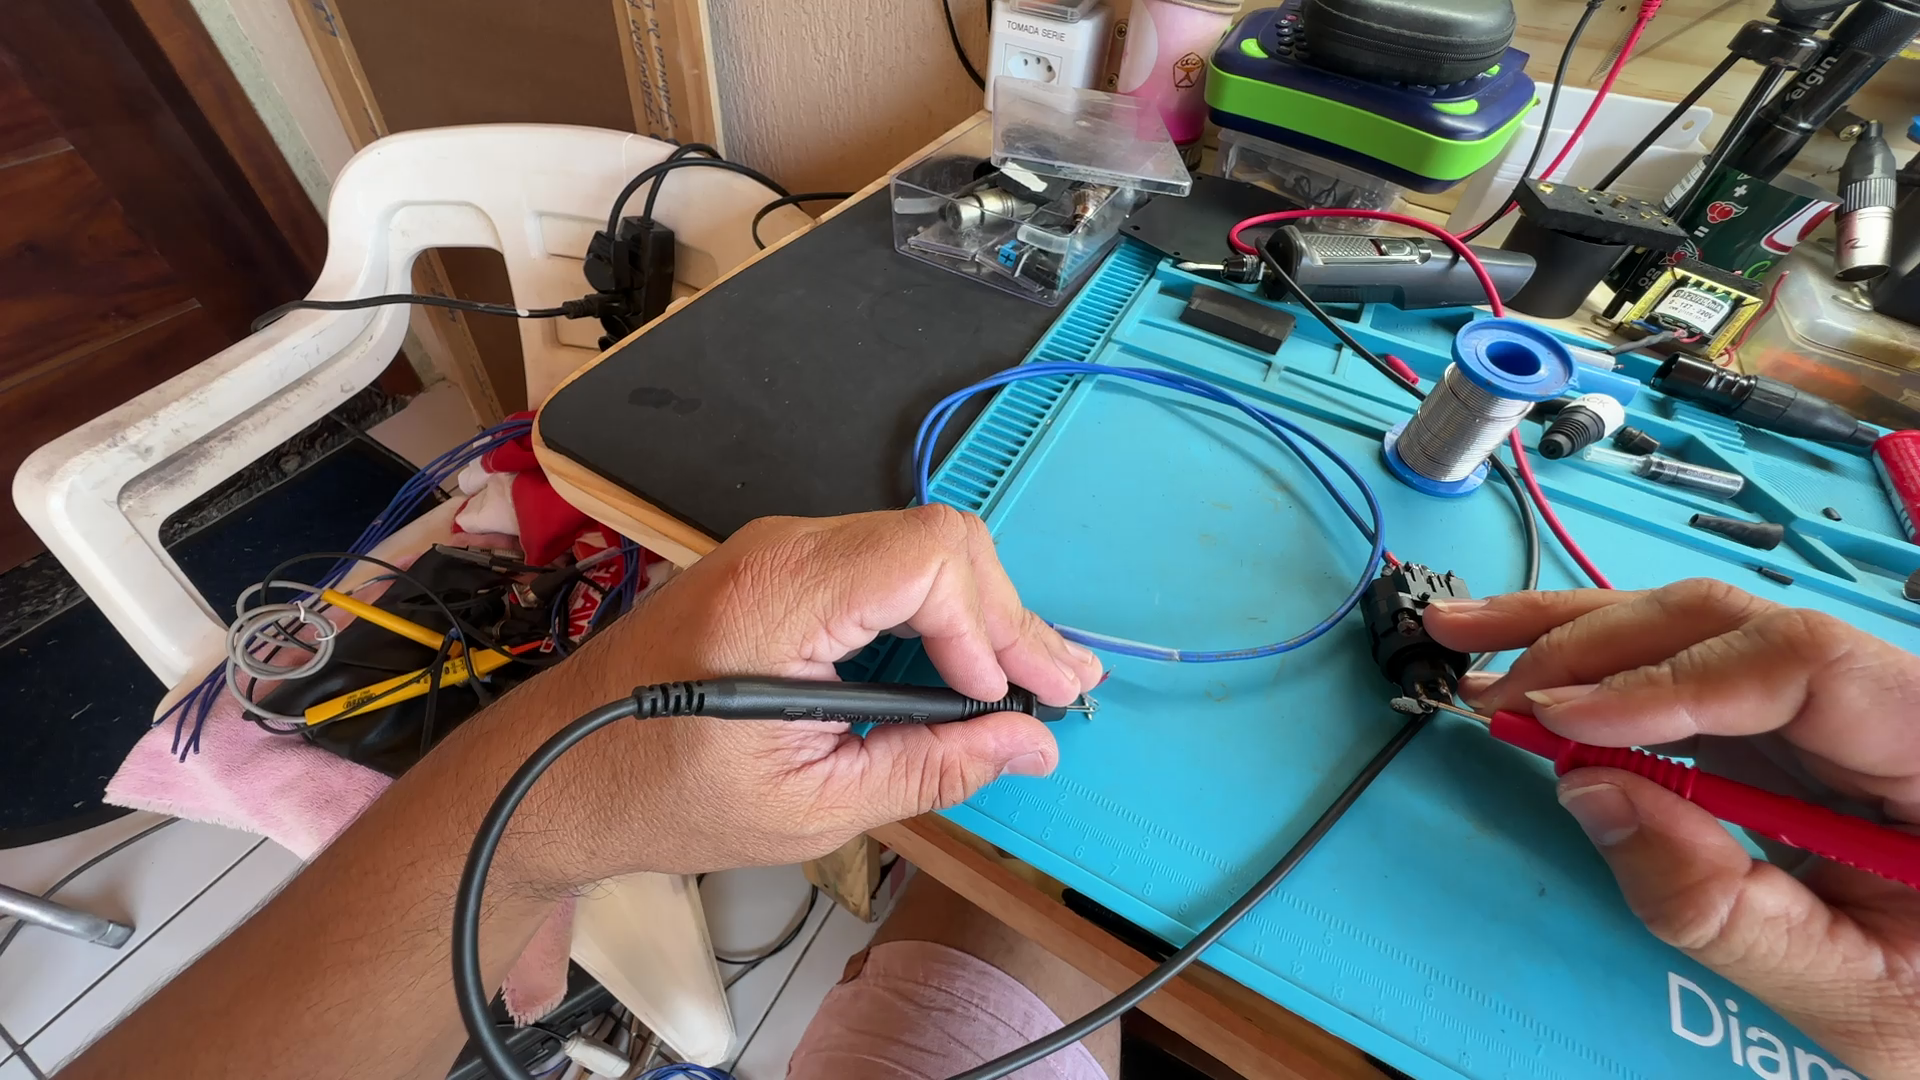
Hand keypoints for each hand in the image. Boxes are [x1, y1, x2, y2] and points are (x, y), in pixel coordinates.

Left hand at [510, 505, 1103, 883]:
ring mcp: (784, 547)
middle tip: (1059, 686)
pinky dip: (941, 612)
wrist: (556, 770)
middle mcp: (786, 546)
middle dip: (1009, 618)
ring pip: (923, 548)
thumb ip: (933, 766)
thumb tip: (1031, 745)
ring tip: (1034, 673)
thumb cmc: (666, 797)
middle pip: (941, 541)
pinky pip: (890, 566)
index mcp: (781, 596)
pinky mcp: (787, 566)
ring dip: (985, 614)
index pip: (927, 557)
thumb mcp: (810, 806)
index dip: (988, 623)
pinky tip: (972, 656)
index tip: (1006, 698)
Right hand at [1427, 580, 1919, 1075]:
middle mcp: (1882, 701)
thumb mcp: (1853, 998)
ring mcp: (1810, 704)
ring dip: (1552, 631)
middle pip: (1715, 622)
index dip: (1665, 680)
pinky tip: (1505, 658)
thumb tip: (1583, 788)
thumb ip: (1721, 905)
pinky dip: (1566, 659)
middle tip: (1489, 689)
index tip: (1560, 722)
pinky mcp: (1753, 720)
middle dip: (1582, 646)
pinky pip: (1650, 663)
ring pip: (1670, 622)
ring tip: (1458, 633)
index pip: (1797, 663)